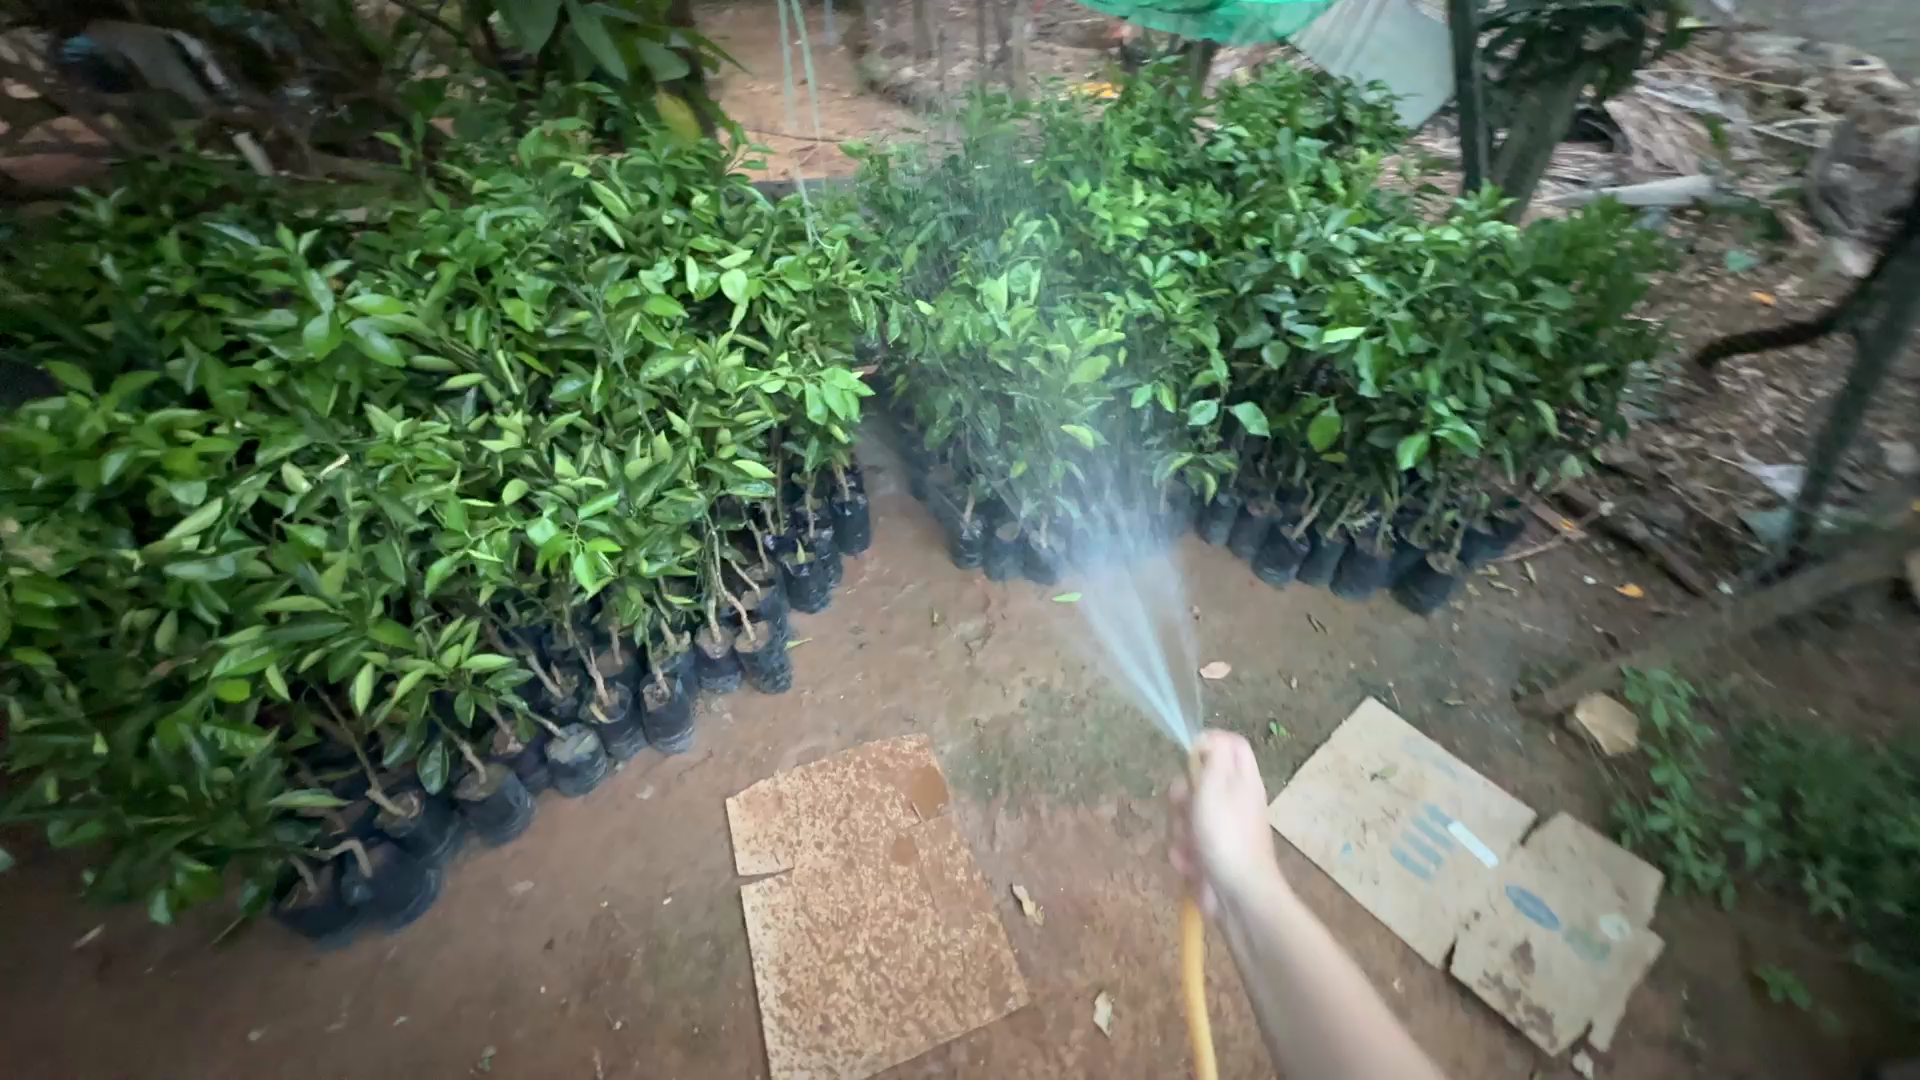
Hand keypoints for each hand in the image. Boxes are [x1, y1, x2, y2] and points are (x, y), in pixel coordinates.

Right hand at [1169, 730, 1284, 914]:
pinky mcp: (1210, 854)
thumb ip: (1212, 756)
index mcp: (1242, 780)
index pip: (1231, 744)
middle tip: (1184, 806)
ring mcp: (1222, 829)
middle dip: (1182, 795)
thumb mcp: (1216, 786)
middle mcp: (1233, 801)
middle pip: (1198, 781)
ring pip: (1185, 813)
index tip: (1188, 755)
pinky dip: (1183, 853)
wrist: (1239, 896)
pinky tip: (1190, 864)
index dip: (1209, 742)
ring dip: (1179, 829)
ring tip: (1189, 846)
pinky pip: (1185, 842)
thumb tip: (1206, 740)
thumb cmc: (1227, 836)